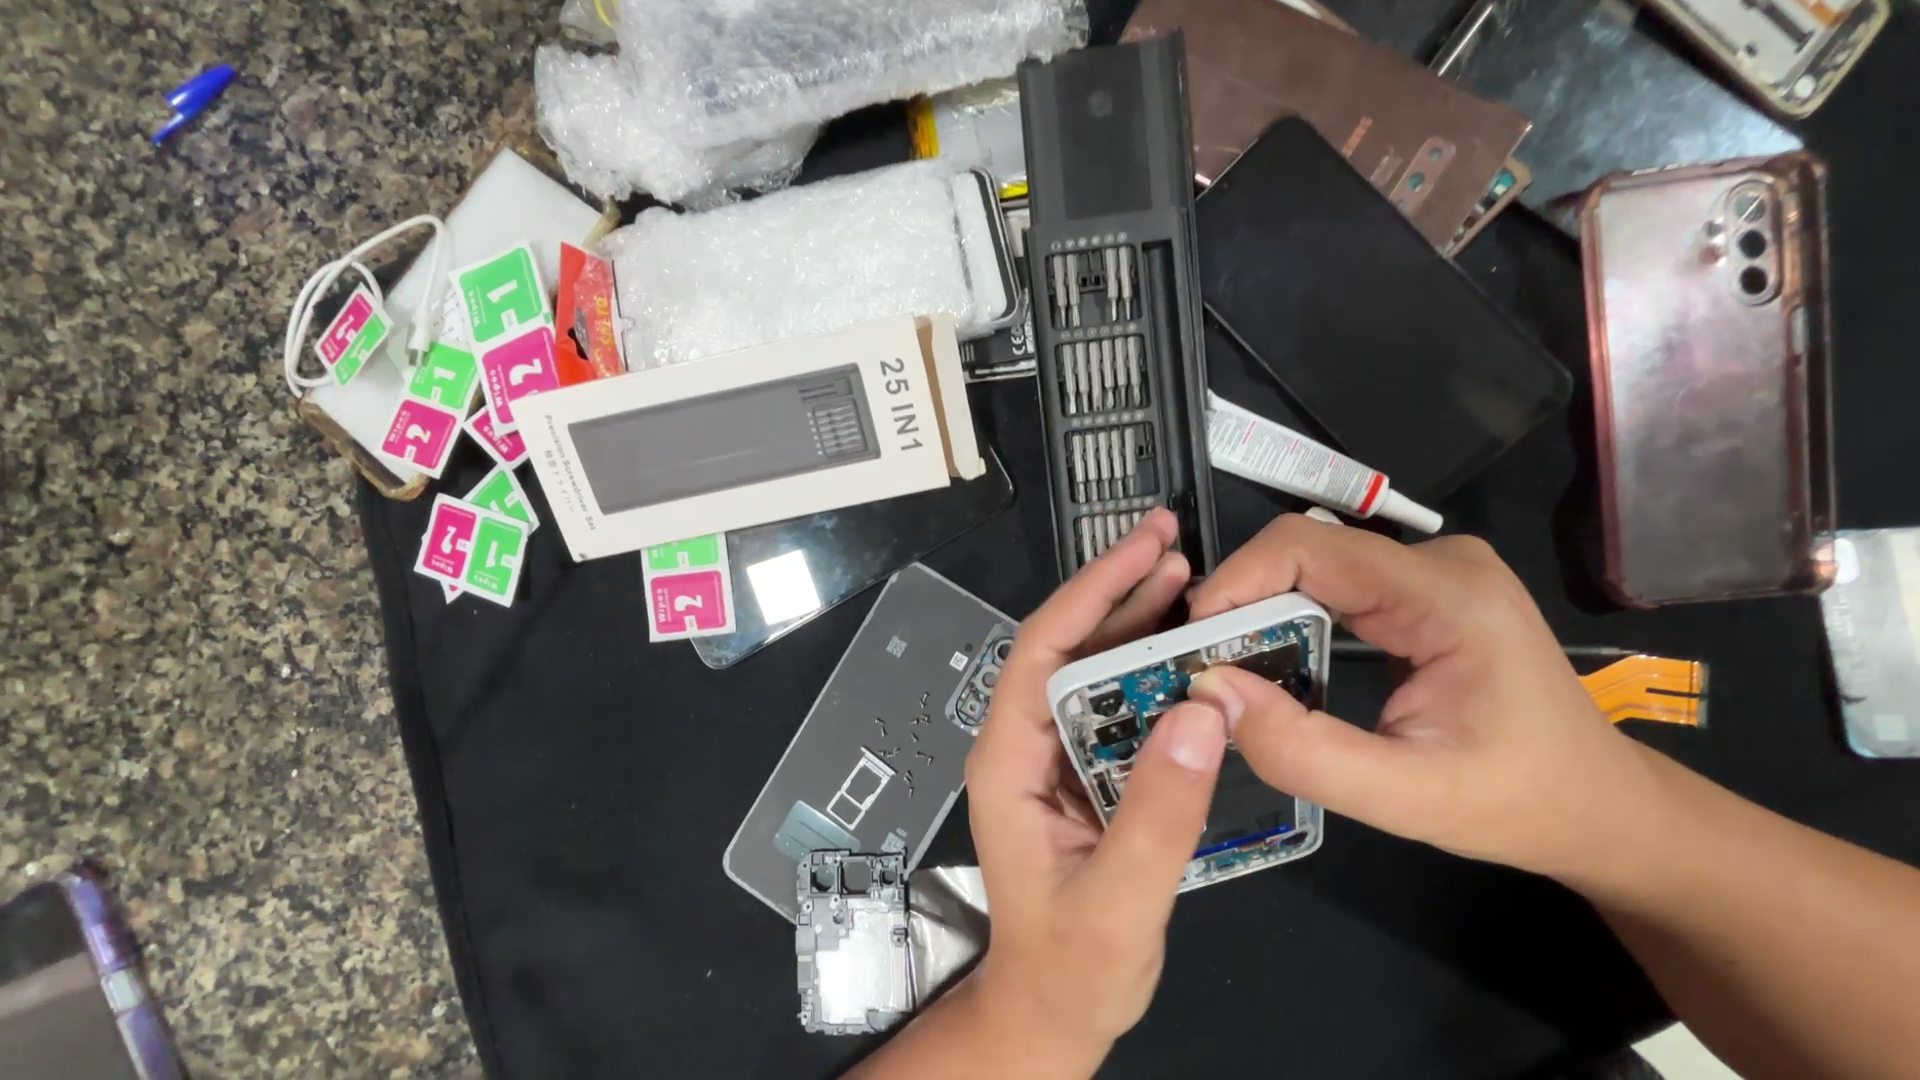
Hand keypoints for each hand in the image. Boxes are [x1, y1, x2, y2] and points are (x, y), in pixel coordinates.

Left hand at [963, 507, 1226, 1069]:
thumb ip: (1158, 811)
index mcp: (1009, 760)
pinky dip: (1148, 667)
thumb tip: (1203, 709)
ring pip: (1090, 667)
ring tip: (1186, 575)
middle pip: (1065, 645)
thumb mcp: (1120, 899)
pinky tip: (1186, 648)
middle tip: (1171, 538)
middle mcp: (1023, 742)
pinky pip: (1113, 704)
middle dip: (1115, 588)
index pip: (1042, 652)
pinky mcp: (1081, 771)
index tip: (1142, 550)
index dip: (1091, 594)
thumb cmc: (1074, 965)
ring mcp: (1052, 754)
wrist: (1055, 1009)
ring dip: (1133, 618)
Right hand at [1184, 514, 1656, 879]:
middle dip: (1239, 600)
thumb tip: (1208, 691)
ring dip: (1259, 608)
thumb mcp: (1404, 798)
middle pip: (1303, 549)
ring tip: (1227, 666)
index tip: (1194, 641)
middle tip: (1200, 662)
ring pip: (1311, 562)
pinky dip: (1289, 613)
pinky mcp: (1421, 587)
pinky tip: (1274, 659)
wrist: (1599, 806)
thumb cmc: (1514, 804)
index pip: (1308, 547)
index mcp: (1447, 597)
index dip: (1235, 581)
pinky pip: (1331, 581)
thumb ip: (1302, 751)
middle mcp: (1439, 562)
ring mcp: (1433, 569)